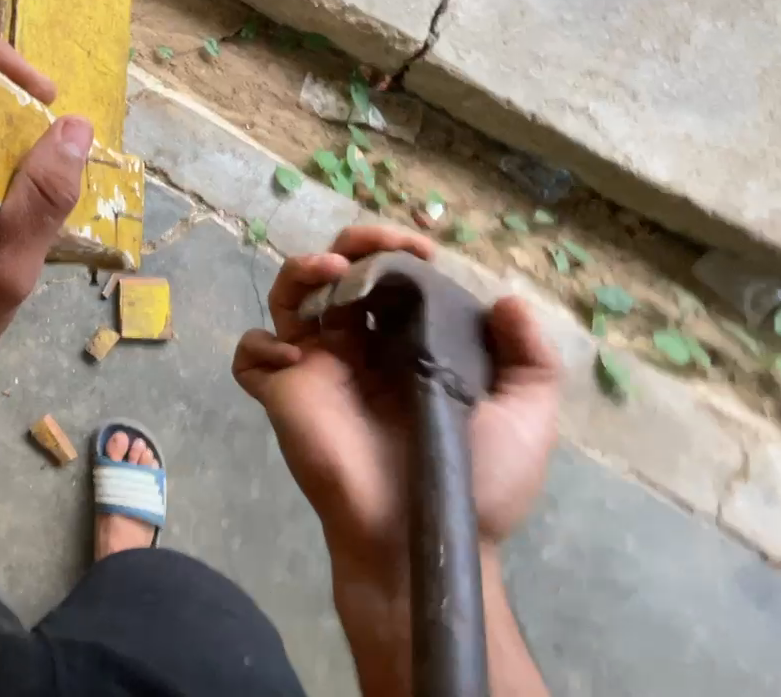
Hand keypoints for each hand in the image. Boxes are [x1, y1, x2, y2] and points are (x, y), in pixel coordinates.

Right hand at [232, 226, 560, 587]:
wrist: (421, 533)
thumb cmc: (475, 481)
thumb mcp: (524, 419)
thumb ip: (531, 360)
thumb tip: (509, 299)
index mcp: (403, 345)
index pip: (388, 281)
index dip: (394, 252)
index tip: (417, 247)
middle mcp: (353, 346)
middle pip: (333, 276)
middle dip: (347, 246)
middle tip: (361, 247)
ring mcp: (312, 366)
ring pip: (285, 298)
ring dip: (298, 272)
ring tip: (326, 270)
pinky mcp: (279, 390)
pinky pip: (249, 355)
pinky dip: (261, 346)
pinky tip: (294, 360)